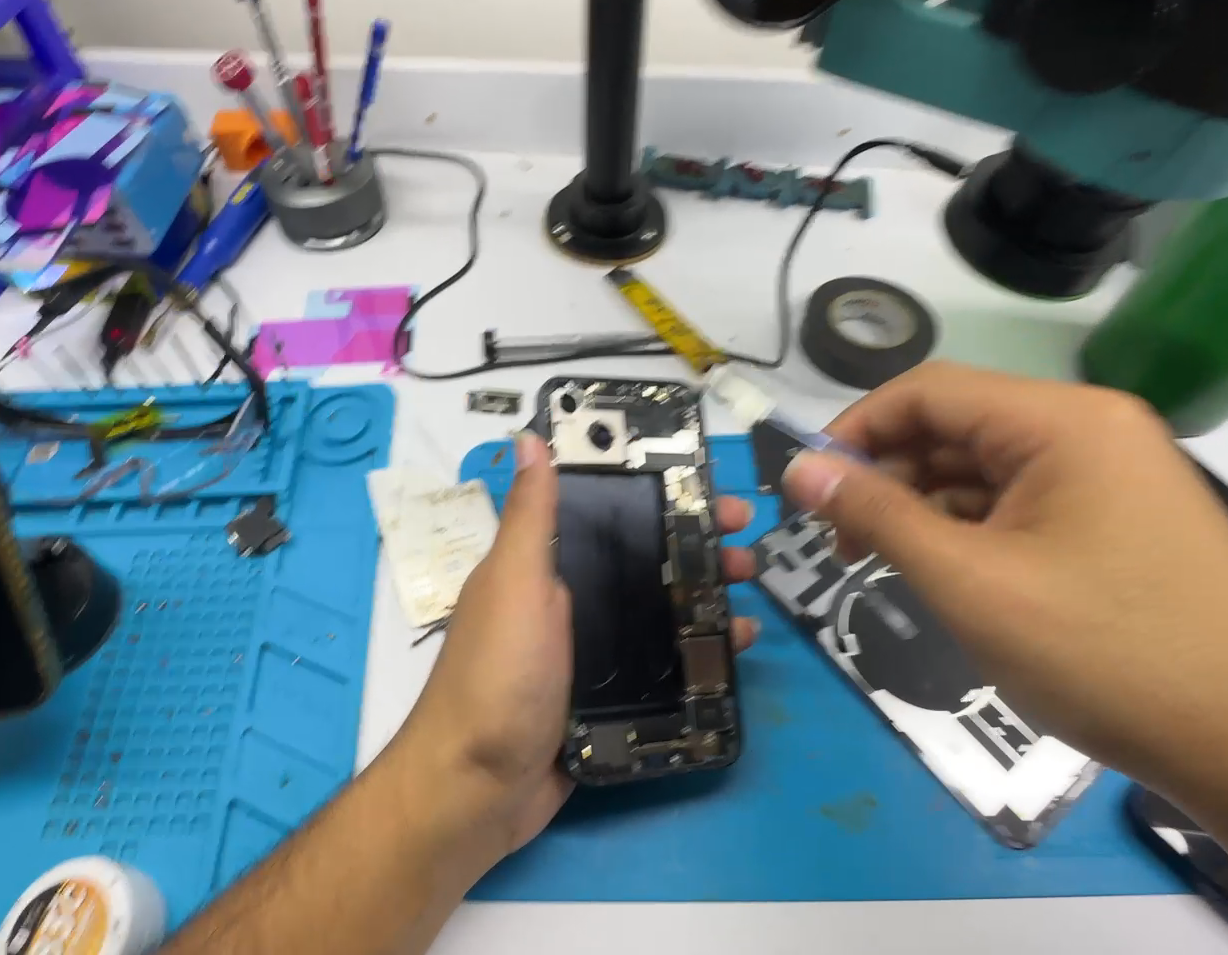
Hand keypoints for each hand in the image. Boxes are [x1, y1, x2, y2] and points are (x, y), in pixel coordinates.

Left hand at [390, 431, 759, 861]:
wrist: (478, 789)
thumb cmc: (497, 675)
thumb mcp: (515, 584)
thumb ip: (531, 516)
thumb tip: (529, 439)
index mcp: (543, 565)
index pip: (609, 514)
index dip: (658, 496)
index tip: (707, 489)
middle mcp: (567, 600)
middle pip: (641, 561)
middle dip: (695, 548)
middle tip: (745, 549)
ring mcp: (587, 650)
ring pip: (655, 609)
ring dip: (702, 597)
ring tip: (749, 598)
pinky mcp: (605, 696)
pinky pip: (658, 661)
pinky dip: (694, 649)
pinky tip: (730, 649)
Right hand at [780, 363, 1227, 788]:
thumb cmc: (1105, 654)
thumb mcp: (968, 581)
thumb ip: (875, 515)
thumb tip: (796, 469)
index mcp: (1061, 422)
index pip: (927, 392)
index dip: (853, 430)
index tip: (807, 488)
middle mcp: (1089, 431)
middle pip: (954, 428)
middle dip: (885, 475)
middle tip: (838, 539)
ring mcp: (1110, 476)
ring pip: (981, 469)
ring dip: (921, 507)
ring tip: (883, 562)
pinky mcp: (1118, 520)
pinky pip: (1018, 504)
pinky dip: (967, 529)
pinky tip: (944, 574)